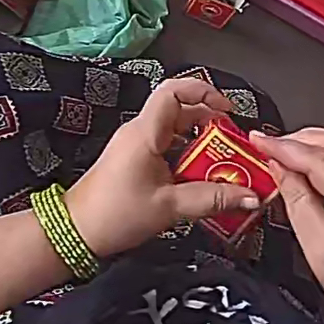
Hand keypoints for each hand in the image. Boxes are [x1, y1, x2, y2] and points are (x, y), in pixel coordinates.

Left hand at [64, 78, 262, 256]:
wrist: (76, 232)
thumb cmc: (115, 214)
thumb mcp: (170, 207)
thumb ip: (212, 199)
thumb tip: (248, 195)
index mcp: (145, 132)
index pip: (174, 91)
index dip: (203, 92)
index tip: (227, 110)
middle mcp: (141, 131)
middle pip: (181, 109)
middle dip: (211, 121)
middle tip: (233, 142)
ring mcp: (137, 143)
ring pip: (176, 128)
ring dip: (201, 140)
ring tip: (223, 161)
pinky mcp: (136, 157)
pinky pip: (169, 144)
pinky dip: (189, 153)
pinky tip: (202, 174)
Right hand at [253, 127, 323, 323]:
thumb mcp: (320, 252)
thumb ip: (298, 204)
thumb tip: (279, 168)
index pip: (322, 160)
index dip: (285, 147)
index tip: (257, 140)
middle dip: (295, 139)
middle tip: (264, 146)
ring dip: (307, 142)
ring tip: (278, 153)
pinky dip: (320, 152)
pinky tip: (301, 162)